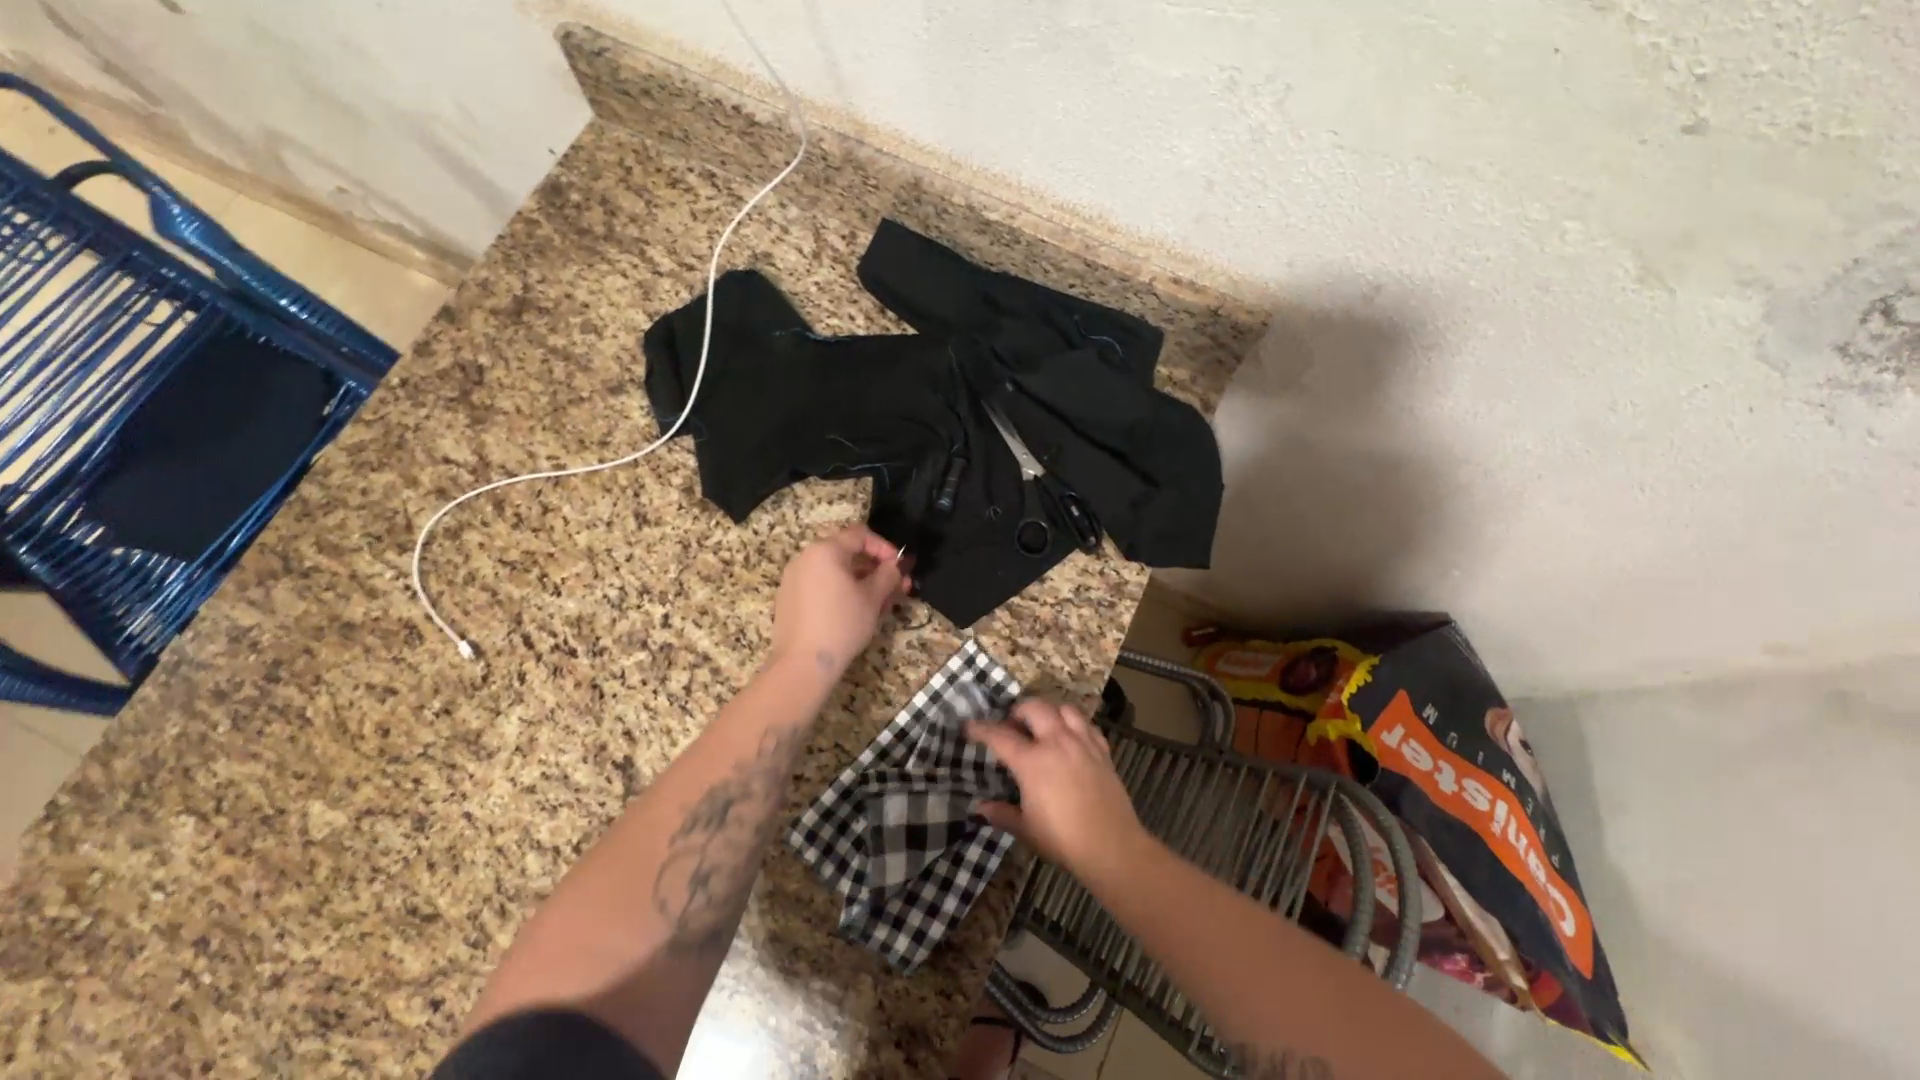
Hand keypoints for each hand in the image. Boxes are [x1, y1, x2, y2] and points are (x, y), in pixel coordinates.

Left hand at [769, 526, 909, 679]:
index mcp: (825, 550)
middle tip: (897, 588)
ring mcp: (794, 579)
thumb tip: (895, 566)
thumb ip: (888, 575)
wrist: (802, 663)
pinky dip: (841, 592)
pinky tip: (856, 613)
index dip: (885, 547)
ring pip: (835, 572)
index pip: (860, 535)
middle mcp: (805, 558)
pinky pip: (821, 586)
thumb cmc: (842, 624)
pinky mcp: (789, 599)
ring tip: (881, 605)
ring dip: (861, 582)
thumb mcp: (872, 598)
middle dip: (875, 569)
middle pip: (847, 553)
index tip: (900, 567)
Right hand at [967, 701, 1145, 878]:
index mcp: (1032, 761)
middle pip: (1034, 708)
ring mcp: (1083, 743)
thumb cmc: (1062, 839)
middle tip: (1011, 726)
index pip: (1000, 736)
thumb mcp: (1026, 828)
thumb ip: (1001, 813)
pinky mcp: (1103, 751)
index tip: (969, 727)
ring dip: (1048, 711)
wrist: (1111, 846)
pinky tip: (1070, 738)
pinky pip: (1087, 725)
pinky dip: (1074, 724)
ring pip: (1064, 709)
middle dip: (1018, 711)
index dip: (981, 729)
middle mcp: (1057, 742)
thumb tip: (980, 808)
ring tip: (1042, 726)